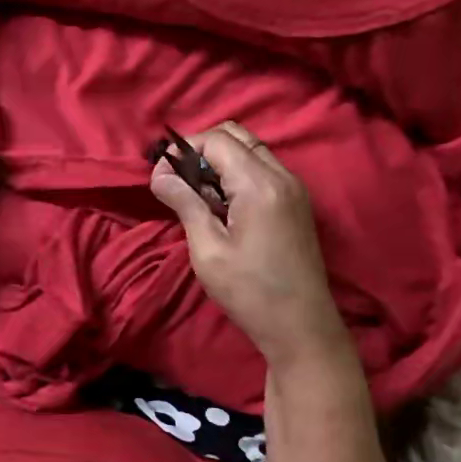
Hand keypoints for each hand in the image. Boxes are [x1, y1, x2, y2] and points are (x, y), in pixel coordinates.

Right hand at [150, 121, 349, 367]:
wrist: (300, 326)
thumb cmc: (249, 291)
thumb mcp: (207, 249)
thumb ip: (185, 203)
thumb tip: (159, 174)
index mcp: (260, 185)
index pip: (218, 140)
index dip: (184, 149)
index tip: (161, 176)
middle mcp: (283, 176)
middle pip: (237, 135)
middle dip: (202, 148)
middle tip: (178, 180)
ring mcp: (294, 188)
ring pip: (251, 150)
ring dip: (220, 162)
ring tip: (197, 197)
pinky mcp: (297, 203)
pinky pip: (263, 170)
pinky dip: (237, 174)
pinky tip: (222, 206)